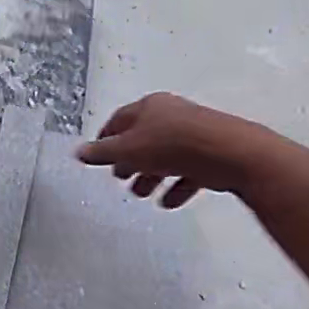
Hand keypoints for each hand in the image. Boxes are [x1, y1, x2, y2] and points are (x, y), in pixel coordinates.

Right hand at [77, 93, 273, 207]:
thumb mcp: (130, 150)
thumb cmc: (172, 145)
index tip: (98, 157)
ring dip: (151, 175)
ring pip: (165, 155)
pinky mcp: (211, 153)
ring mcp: (194, 133)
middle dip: (130, 160)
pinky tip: (168, 202)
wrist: (231, 153)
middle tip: (120, 178)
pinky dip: (176, 185)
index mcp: (149, 107)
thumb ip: (103, 153)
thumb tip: (78, 152)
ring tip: (142, 194)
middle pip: (143, 138)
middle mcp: (172, 115)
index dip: (106, 138)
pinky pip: (187, 170)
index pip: (119, 120)